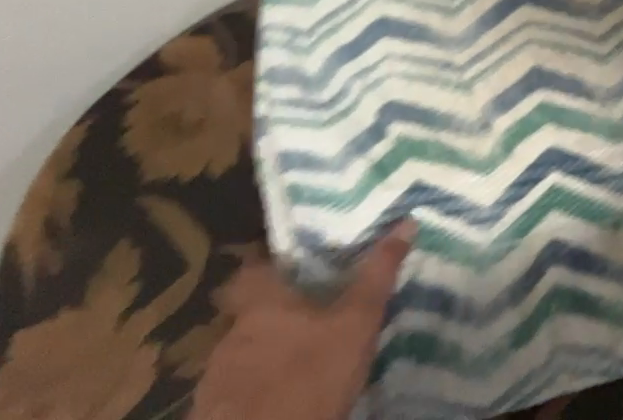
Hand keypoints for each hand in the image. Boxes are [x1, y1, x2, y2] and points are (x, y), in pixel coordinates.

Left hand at [191, 221, 414, 419]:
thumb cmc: (313, 372)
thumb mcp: (358, 321)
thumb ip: (378, 274)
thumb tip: (407, 222)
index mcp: (262, 306)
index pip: (250, 271)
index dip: (271, 266)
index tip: (297, 266)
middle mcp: (230, 336)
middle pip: (250, 313)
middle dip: (278, 312)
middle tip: (313, 312)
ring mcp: (216, 376)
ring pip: (244, 350)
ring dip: (268, 349)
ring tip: (303, 354)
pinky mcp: (215, 410)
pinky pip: (237, 384)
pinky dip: (259, 382)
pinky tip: (285, 389)